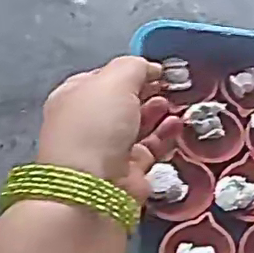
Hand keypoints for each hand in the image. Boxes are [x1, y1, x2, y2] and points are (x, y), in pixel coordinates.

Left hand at [38, 56, 183, 201]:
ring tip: (175, 104)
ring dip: (159, 112)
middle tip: (171, 87)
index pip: (106, 78)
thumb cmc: (97, 124)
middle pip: (124, 102)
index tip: (158, 71)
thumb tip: (152, 69)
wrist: (94, 185)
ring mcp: (110, 148)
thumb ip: (135, 67)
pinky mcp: (130, 170)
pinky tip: (178, 124)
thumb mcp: (114, 80)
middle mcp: (90, 123)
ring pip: (140, 125)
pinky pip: (152, 147)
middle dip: (148, 92)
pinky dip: (166, 135)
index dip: (132, 72)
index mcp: (75, 97)